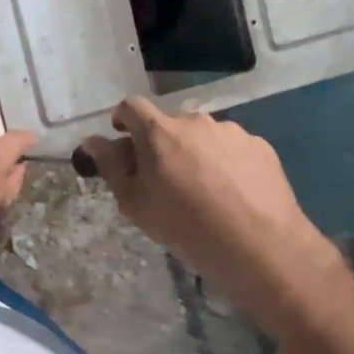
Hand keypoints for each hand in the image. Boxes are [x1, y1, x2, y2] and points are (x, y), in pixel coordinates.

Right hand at [78, 98, 343, 328]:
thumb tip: (93, 142)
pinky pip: (232, 149)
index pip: (131, 106)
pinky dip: (225, 164)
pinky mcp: (261, 148)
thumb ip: (110, 166)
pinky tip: (232, 194)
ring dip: (195, 153)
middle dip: (161, 144)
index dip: (123, 120)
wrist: (261, 247)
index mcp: (159, 132)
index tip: (123, 141)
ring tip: (204, 191)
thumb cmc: (185, 226)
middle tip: (164, 179)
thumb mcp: (133, 203)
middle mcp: (195, 122)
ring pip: (203, 136)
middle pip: (169, 124)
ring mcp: (232, 132)